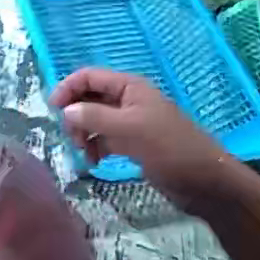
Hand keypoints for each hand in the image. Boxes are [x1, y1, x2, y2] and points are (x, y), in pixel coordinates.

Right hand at [52, 68, 231, 204]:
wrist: (206, 183)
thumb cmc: (171, 148)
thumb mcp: (131, 129)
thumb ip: (96, 116)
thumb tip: (66, 110)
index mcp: (129, 87)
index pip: (89, 77)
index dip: (68, 88)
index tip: (53, 109)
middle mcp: (128, 100)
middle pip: (89, 97)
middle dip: (75, 113)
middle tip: (72, 137)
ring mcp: (131, 122)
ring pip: (95, 119)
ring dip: (84, 132)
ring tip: (84, 152)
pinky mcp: (134, 143)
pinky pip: (105, 138)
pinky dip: (96, 146)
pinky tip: (94, 161)